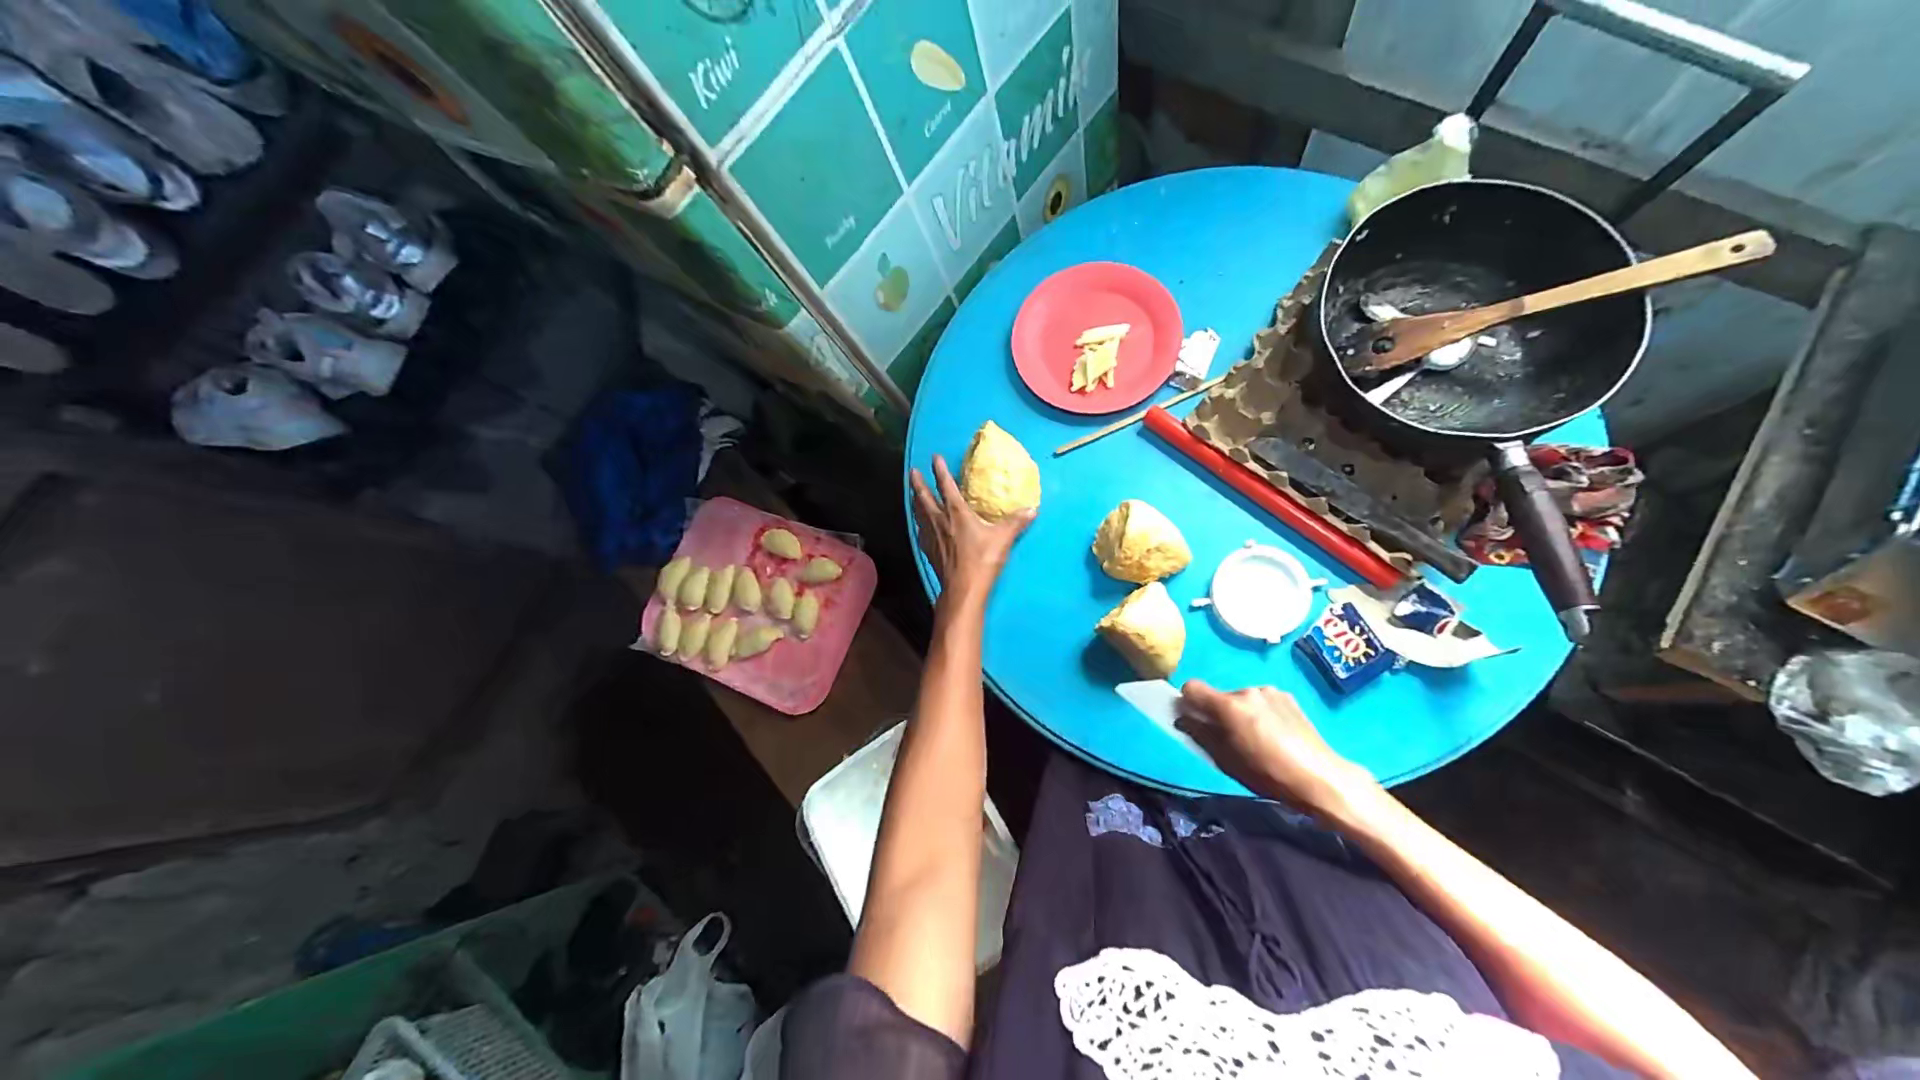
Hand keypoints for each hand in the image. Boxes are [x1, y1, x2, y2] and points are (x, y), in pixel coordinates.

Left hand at [911, 454, 1033, 602]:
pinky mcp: (928, 550)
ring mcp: (931, 536)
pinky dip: (919, 523)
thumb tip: (1032, 509)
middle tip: (912, 471)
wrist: (963, 589)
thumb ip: (1016, 522)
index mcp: (956, 512)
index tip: (934, 457)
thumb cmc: (982, 560)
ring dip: (915, 501)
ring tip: (913, 494)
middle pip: (924, 497)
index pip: (946, 485)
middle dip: (918, 483)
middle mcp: (939, 520)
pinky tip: (920, 526)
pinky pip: (921, 531)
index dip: (940, 470)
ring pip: (919, 513)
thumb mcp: (1003, 538)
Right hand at [1175, 681, 1380, 818]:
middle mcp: (1247, 691)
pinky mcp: (1287, 696)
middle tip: (1230, 738)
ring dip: (1241, 712)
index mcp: (1229, 706)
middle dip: (1218, 712)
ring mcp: (1269, 691)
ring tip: (1257, 738)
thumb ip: (1200, 735)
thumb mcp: (1226, 761)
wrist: (1320, 777)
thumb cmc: (1268, 774)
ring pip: (1241, 698)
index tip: (1193, 720)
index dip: (1188, 702)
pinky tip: (1275, 734)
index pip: (1191, 687)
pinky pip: (1261, 700)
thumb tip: (1182, 719)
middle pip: (1218, 696)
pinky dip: (1260, 712)